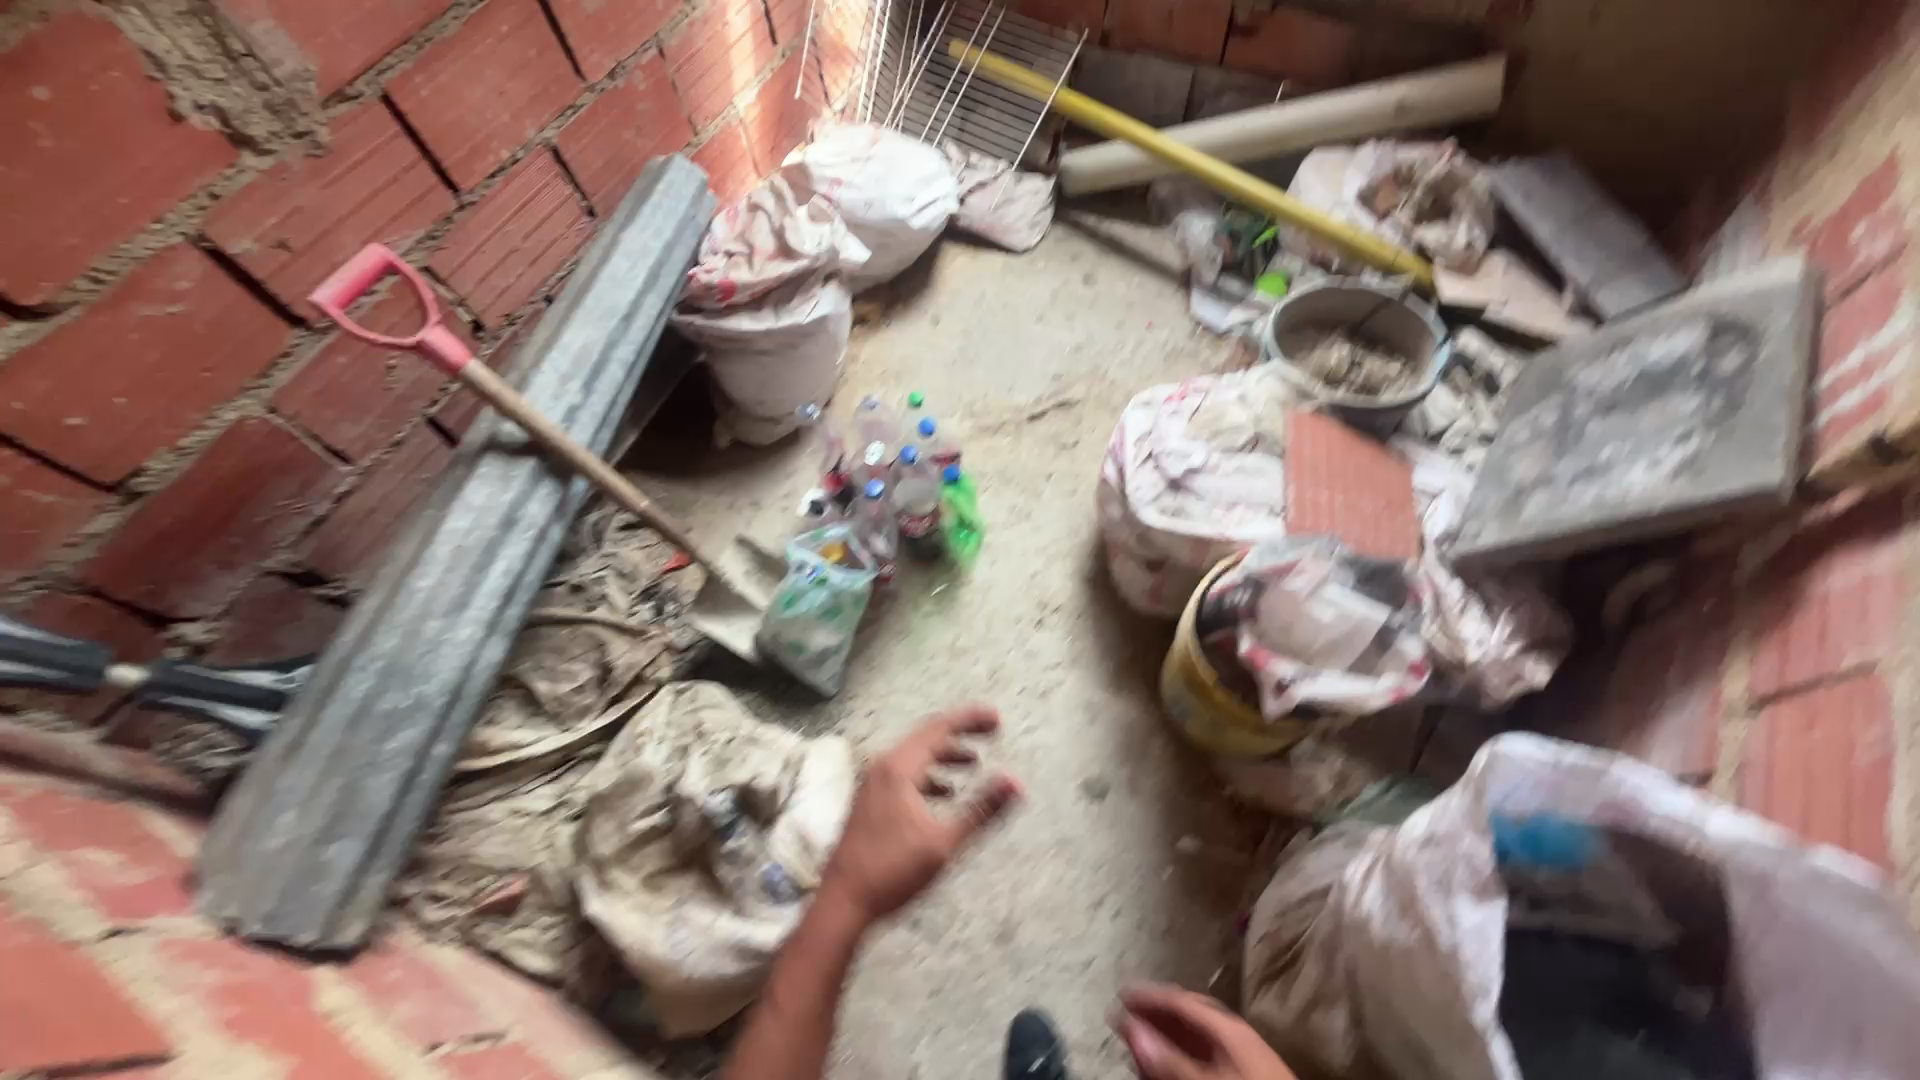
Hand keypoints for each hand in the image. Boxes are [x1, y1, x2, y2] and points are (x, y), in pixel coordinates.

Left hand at [818, 704, 1022, 924]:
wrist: (842, 902)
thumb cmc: (891, 871)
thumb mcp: (944, 842)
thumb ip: (982, 810)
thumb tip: (1015, 782)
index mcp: (899, 768)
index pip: (939, 728)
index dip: (970, 719)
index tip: (996, 718)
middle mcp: (882, 767)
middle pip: (926, 736)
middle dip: (960, 732)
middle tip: (991, 731)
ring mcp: (872, 783)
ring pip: (914, 755)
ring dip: (944, 754)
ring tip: (973, 762)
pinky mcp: (869, 800)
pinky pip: (904, 773)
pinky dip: (928, 774)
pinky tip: (944, 792)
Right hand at [1115, 984, 1297, 1079]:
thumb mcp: (1206, 1077)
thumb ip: (1169, 1058)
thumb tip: (1131, 1030)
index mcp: (1225, 1024)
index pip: (1180, 999)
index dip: (1149, 995)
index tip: (1121, 993)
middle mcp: (1230, 1031)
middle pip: (1185, 1016)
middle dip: (1153, 1017)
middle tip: (1124, 1019)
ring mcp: (1237, 1051)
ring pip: (1193, 1038)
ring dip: (1164, 1039)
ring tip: (1138, 1044)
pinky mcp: (1240, 1069)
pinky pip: (1202, 1055)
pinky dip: (1180, 1056)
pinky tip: (1166, 1065)